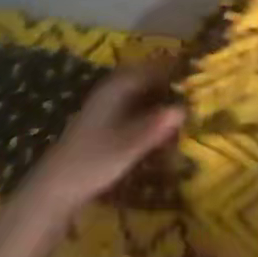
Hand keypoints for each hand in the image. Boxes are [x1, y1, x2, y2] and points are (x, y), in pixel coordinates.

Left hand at [23, 62, 184, 214]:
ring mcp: (109, 106)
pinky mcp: (108, 123)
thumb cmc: (92, 162)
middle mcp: (114, 90)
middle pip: (150, 79)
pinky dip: (154, 113)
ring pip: (144, 94)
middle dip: (173, 85)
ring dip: (164, 99)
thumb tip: (183, 109)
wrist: (56, 188)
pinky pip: (138, 108)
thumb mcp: (128, 146)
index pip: (154, 68)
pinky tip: (167, 127)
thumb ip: (155, 127)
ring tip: (190, 110)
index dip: (177, 70)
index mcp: (118, 87)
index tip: (201, 76)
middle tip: (200, 94)